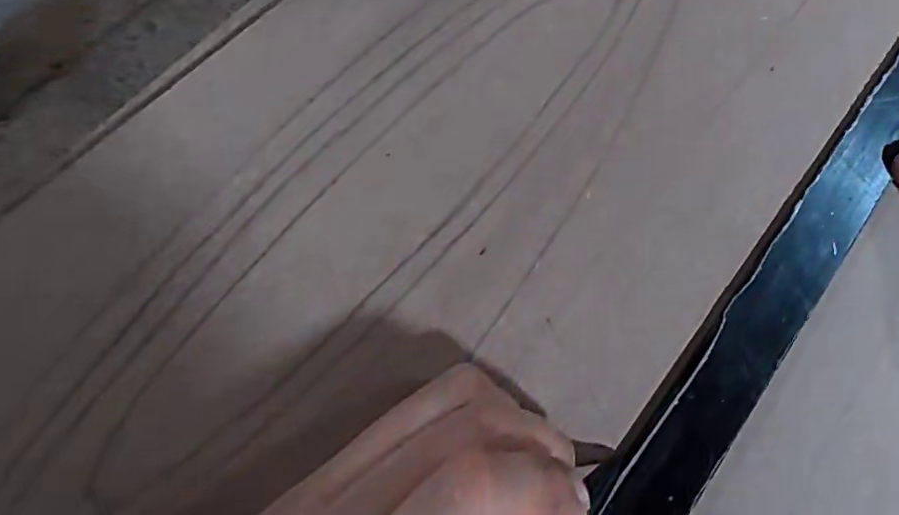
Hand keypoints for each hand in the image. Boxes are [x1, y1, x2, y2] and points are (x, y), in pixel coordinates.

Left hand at [263, 363, 588, 514]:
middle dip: (539, 448)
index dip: (538, 487)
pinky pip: (424, 402)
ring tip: (543, 463)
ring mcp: (324, 483)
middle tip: (568, 491)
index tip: (574, 511)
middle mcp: (335, 511)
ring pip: (450, 396)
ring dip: (517, 418)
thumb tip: (556, 513)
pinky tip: (500, 445)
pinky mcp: (327, 471)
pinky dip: (482, 408)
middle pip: (466, 425)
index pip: (464, 483)